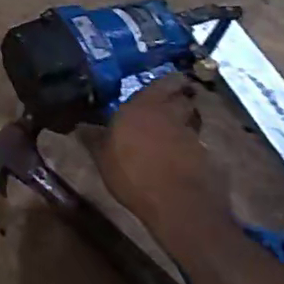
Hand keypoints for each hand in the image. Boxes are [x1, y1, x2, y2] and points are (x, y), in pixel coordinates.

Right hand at [93, 74, 230, 244]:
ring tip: (175, 133)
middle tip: (171, 105)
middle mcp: (169, 112)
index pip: (163, 82)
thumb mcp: (103, 157)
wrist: (175, 201)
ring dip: (186, 122)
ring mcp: (189, 133)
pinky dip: (190, 146)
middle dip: (179, 98)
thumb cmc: (132, 171)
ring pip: (191, 119)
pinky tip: (180, 157)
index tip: (165, 85)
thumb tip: (80, 126)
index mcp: (144, 104)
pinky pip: (196, 143)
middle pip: (182, 97)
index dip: (167, 83)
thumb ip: (93, 138)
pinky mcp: (203, 154)